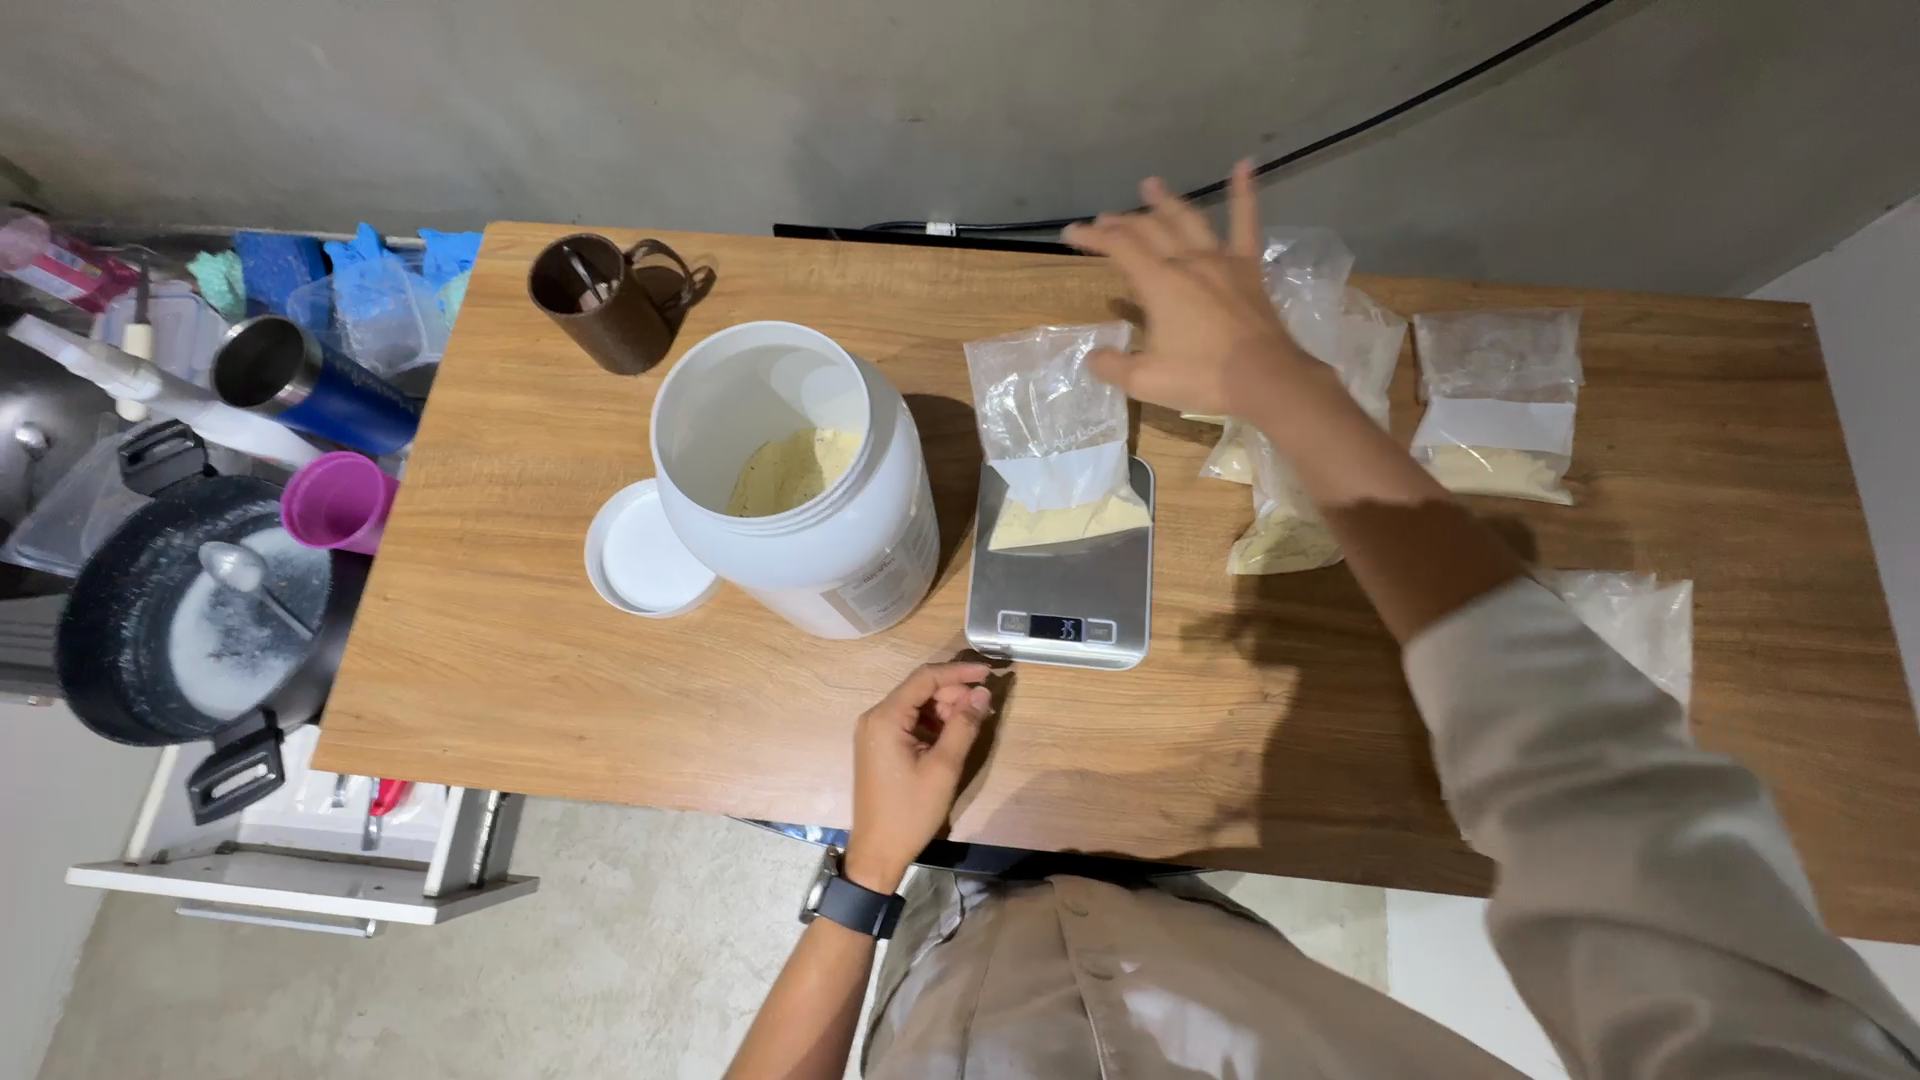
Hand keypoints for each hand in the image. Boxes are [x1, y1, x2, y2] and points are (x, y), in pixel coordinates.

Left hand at [844, 662, 993, 893]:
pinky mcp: (880, 745)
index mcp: (885, 718)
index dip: (958, 672)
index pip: (924, 678)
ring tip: (975, 721)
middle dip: (954, 693)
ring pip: (916, 705)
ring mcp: (875, 732)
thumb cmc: (910, 811)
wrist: (878, 852)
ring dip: (946, 709)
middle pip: (920, 690)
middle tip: (985, 707)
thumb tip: (982, 693)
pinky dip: (933, 724)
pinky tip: (955, 734)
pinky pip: (909, 722)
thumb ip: (963, 725)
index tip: (988, 672)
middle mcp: (875, 717)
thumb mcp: (943, 767)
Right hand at [1064, 161, 1331, 420]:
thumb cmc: (1202, 379)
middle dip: (1121, 222)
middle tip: (1103, 219)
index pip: (1119, 249)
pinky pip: (1247, 223)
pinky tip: (1245, 165)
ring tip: (1150, 185)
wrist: (1264, 379)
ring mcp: (1222, 261)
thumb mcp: (1144, 381)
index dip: (1092, 237)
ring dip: (1166, 201)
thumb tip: (1093, 356)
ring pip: (1189, 220)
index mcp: (1160, 284)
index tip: (1071, 232)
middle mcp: (1188, 262)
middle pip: (1149, 230)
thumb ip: (1112, 365)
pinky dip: (1245, 193)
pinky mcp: (1249, 269)